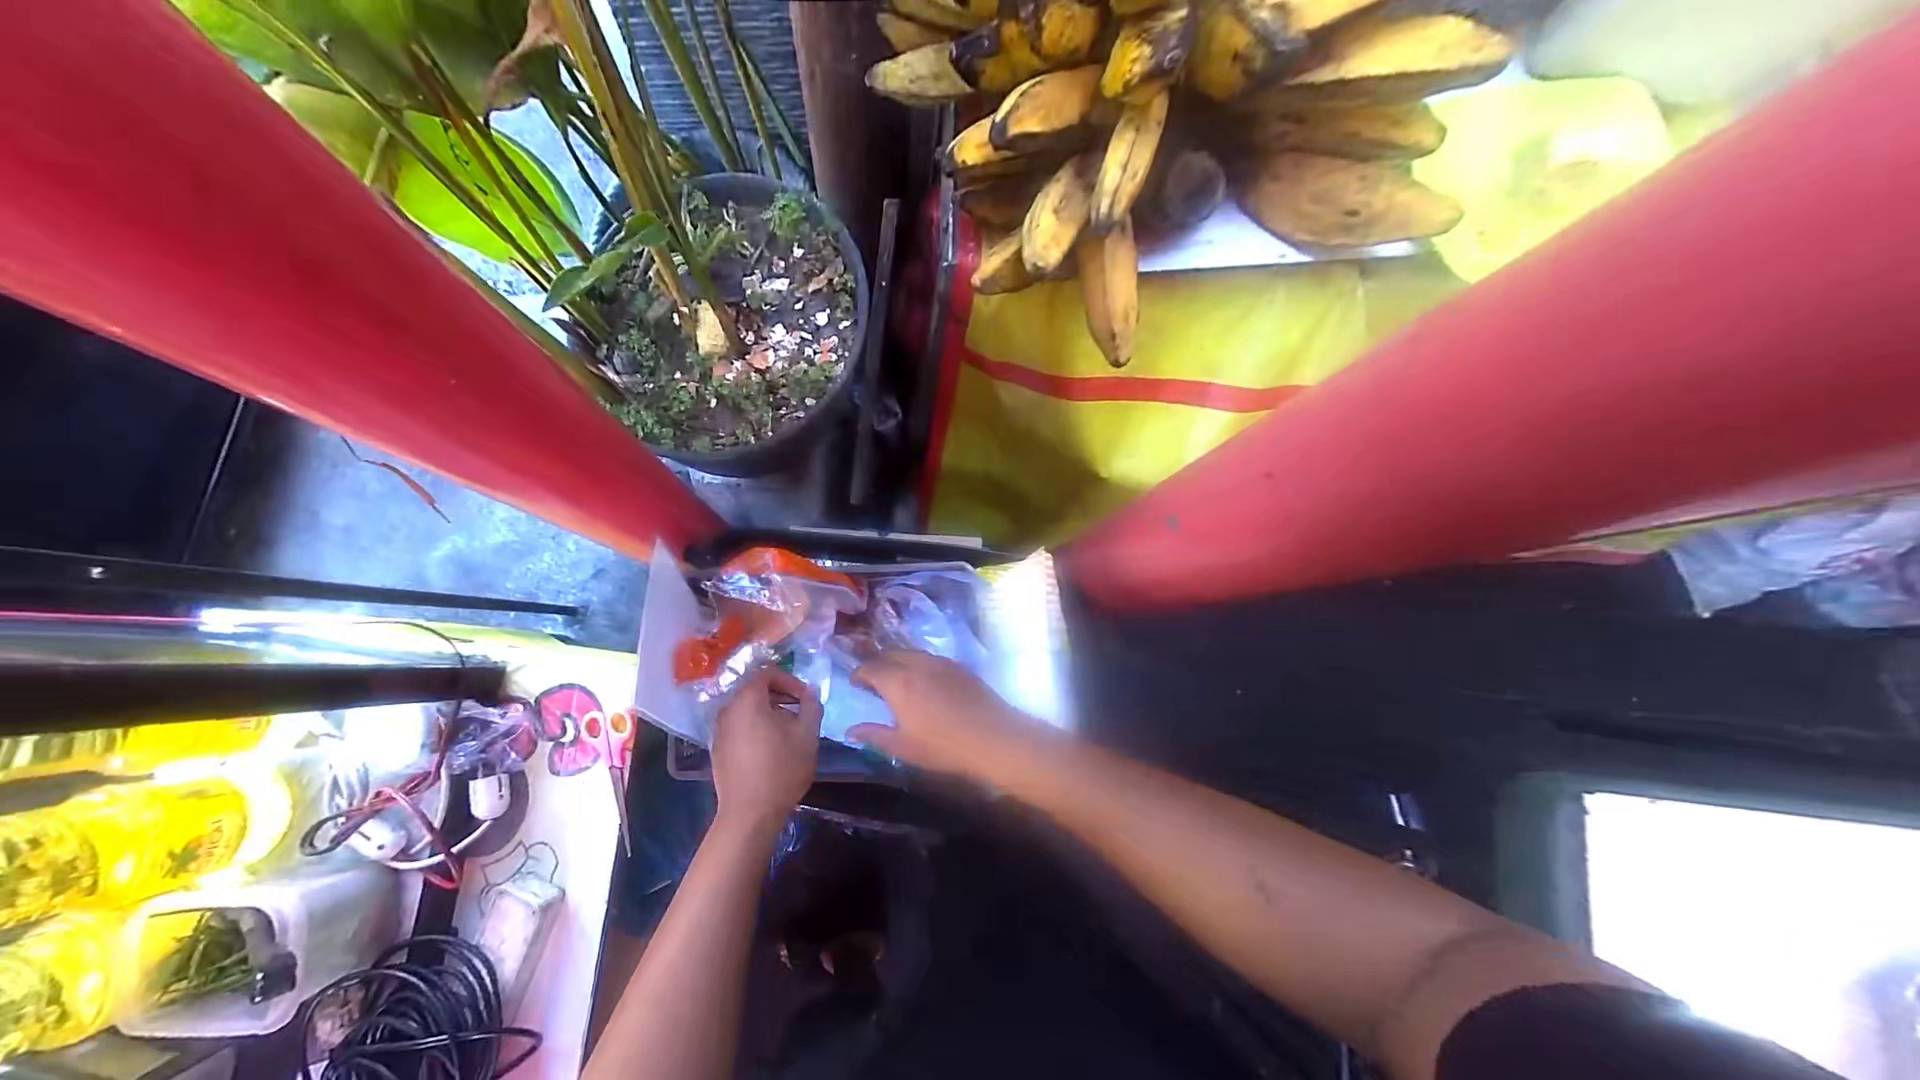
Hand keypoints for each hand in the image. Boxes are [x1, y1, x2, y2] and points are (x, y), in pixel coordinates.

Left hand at [711, 667, 820, 832]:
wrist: (749, 813)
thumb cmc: (781, 768)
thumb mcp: (807, 734)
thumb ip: (812, 706)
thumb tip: (810, 692)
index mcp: (748, 700)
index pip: (767, 673)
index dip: (790, 680)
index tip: (806, 698)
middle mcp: (728, 710)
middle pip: (755, 691)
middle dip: (781, 696)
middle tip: (801, 712)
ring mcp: (719, 731)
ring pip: (747, 710)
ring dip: (769, 713)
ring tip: (789, 732)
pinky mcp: (718, 750)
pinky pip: (739, 727)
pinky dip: (756, 728)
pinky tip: (772, 749)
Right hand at [849, 651, 1043, 781]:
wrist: (993, 738)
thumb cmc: (943, 747)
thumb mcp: (903, 747)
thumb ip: (874, 734)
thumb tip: (851, 730)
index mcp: (899, 682)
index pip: (871, 667)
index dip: (860, 673)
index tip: (856, 683)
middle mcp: (918, 664)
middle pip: (891, 653)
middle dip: (878, 662)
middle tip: (874, 678)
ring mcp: (941, 662)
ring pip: (913, 652)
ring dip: (899, 660)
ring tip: (898, 678)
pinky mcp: (960, 667)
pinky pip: (931, 657)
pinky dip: (920, 663)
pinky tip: (925, 681)